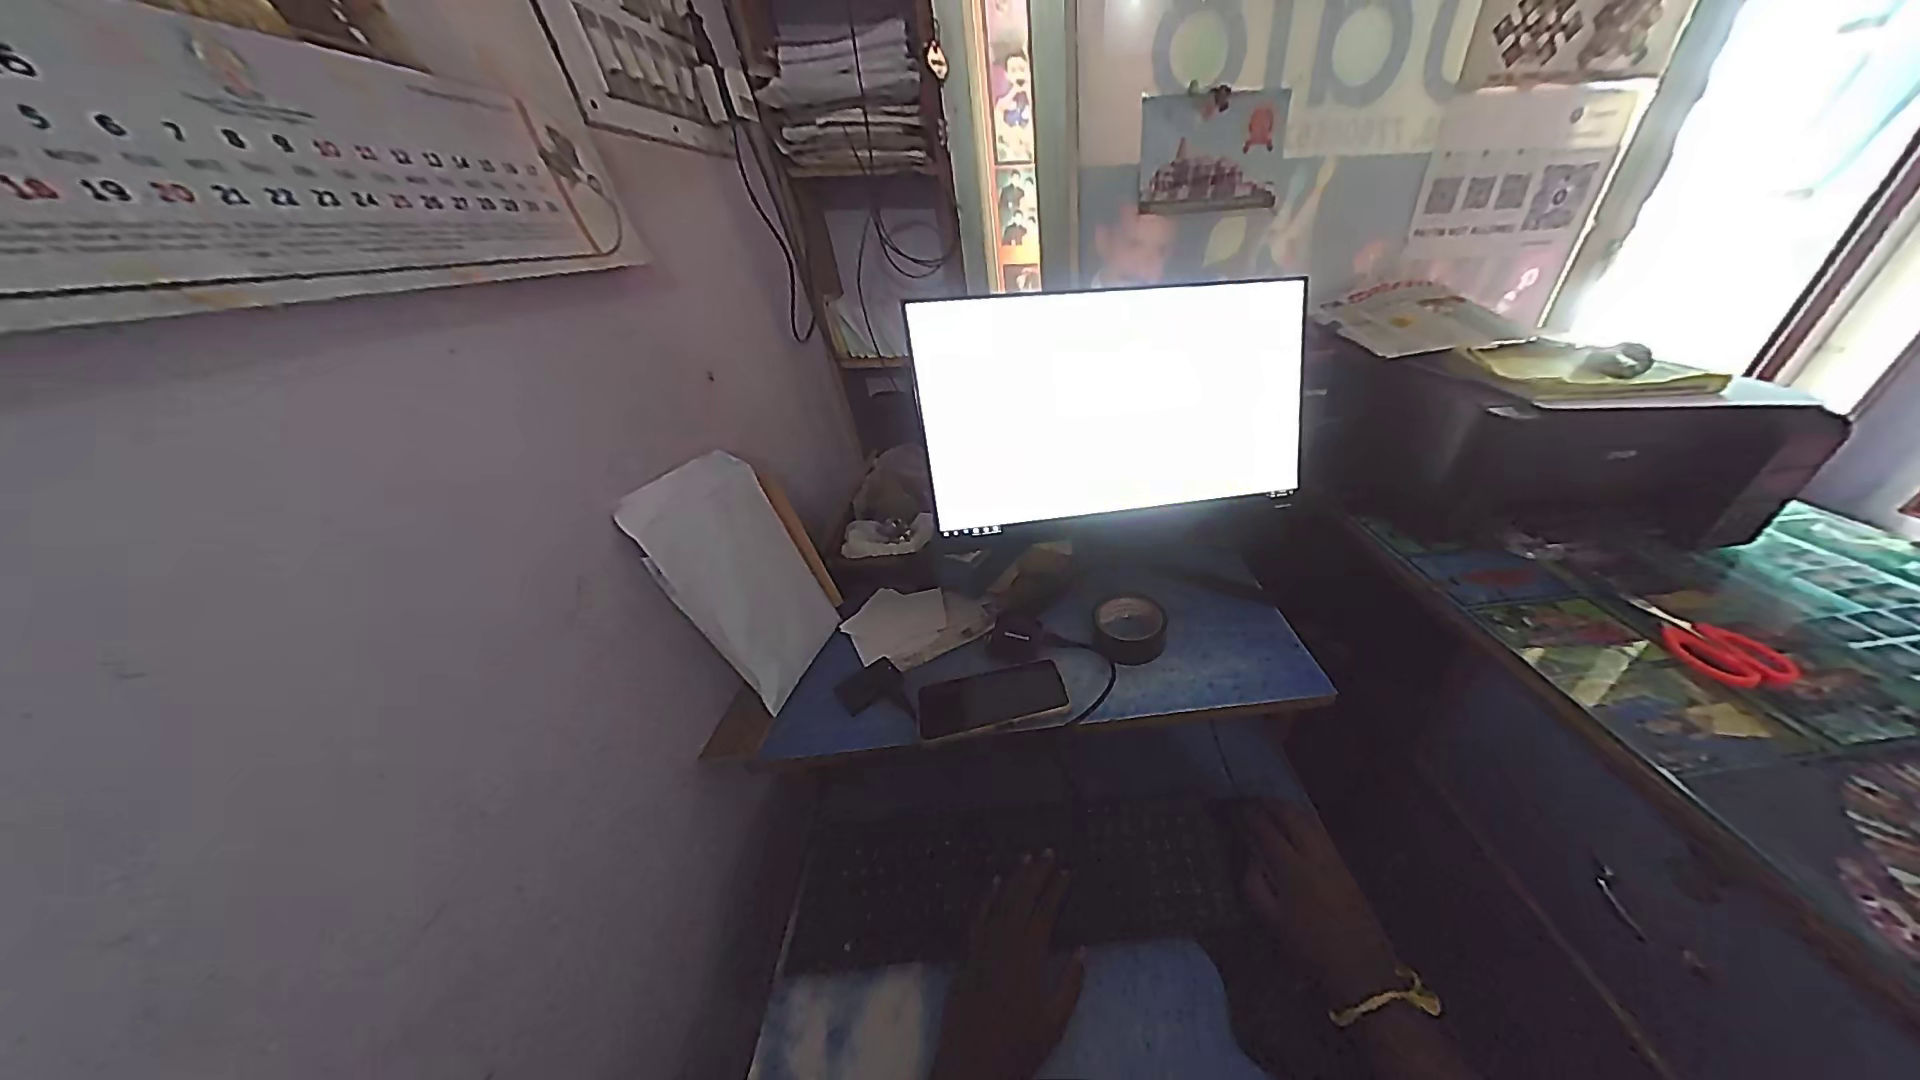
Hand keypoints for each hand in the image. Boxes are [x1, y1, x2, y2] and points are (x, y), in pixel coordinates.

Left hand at [929, 851, 1084, 1079]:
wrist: (970, 1066)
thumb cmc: (1017, 1049)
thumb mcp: (1053, 1024)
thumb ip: (1070, 985)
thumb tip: (1082, 950)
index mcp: (1028, 959)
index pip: (1044, 914)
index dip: (1056, 890)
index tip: (1066, 871)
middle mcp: (1004, 945)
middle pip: (1022, 899)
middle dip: (1036, 873)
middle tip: (1048, 851)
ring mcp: (983, 947)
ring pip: (1000, 902)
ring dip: (1015, 878)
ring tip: (1027, 858)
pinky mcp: (967, 954)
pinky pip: (979, 917)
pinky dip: (988, 897)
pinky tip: (995, 882)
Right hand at [1243, 801, 1400, 1003]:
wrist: (1362, 971)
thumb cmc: (1308, 948)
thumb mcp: (1270, 921)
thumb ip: (1253, 883)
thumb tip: (1250, 856)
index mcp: (1292, 869)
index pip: (1266, 829)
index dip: (1249, 814)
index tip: (1235, 806)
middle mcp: (1314, 856)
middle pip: (1291, 815)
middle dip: (1270, 803)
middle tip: (1252, 800)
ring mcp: (1334, 859)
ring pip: (1310, 820)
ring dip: (1288, 809)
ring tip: (1271, 808)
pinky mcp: (1346, 867)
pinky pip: (1321, 832)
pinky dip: (1304, 821)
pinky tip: (1295, 826)